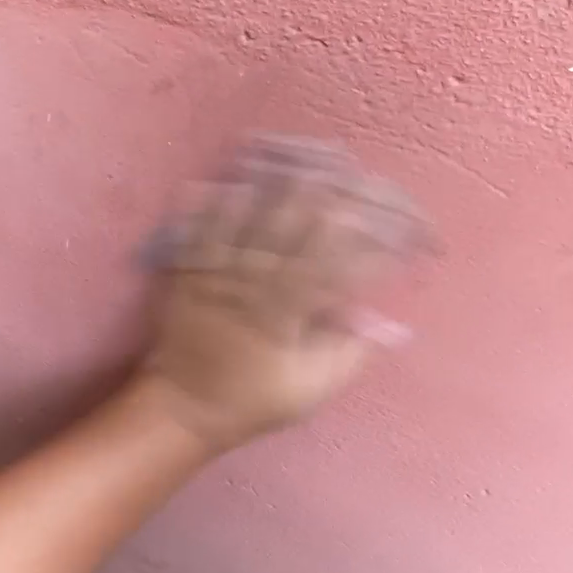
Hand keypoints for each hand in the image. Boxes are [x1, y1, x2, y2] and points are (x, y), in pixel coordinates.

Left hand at [140, 135, 425, 452]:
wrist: (182, 407)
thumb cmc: (251, 400)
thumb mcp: (309, 390)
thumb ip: (348, 354)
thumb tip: (391, 325)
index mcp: (283, 319)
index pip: (326, 271)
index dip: (353, 244)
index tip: (377, 221)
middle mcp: (248, 292)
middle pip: (283, 239)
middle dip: (308, 203)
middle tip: (330, 171)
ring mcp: (211, 281)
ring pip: (238, 230)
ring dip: (259, 196)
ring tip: (276, 165)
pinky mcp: (181, 278)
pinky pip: (189, 239)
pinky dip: (196, 212)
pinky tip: (205, 184)